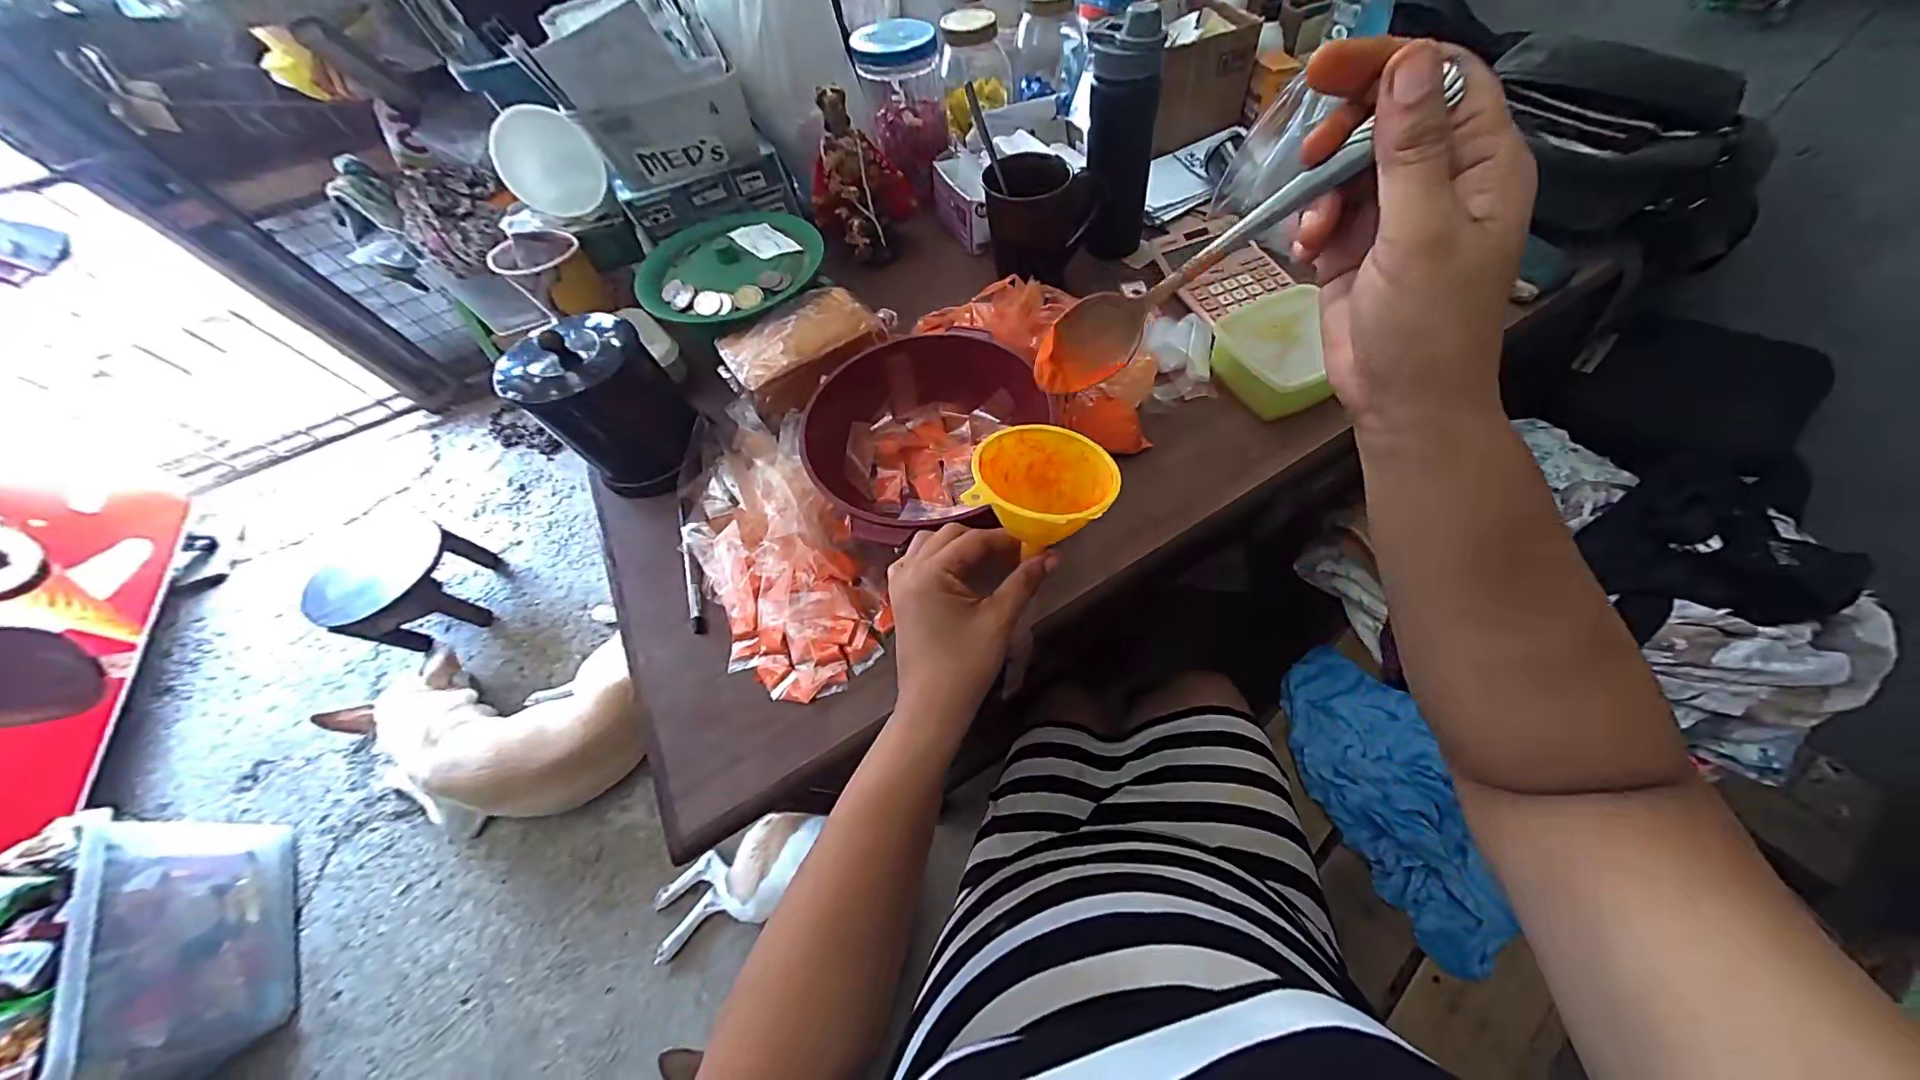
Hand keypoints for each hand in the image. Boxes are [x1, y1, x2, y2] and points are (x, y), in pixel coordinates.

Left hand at [887, 525, 1053, 727]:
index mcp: (929, 573)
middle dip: (982, 539)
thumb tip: (1051, 556)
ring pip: (929, 544)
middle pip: (948, 535)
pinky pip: (914, 562)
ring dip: (958, 545)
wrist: (932, 707)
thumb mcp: (998, 621)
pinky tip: (956, 571)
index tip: (1031, 544)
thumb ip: (1024, 583)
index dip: (1004, 539)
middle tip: (1014, 553)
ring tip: (988, 559)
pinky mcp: (900, 598)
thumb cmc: (965, 666)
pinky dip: (936, 557)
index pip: (971, 540)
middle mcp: (909, 570)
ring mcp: (899, 583)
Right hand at [1290, 39, 1535, 432]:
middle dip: (1343, 131)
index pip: (1441, 81)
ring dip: (1320, 188)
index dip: (1388, 64)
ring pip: (1348, 166)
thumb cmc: (1425, 326)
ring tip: (1314, 227)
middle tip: (1308, 154)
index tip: (1327, 71)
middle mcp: (1440, 180)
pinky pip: (1326, 212)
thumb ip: (1411, 151)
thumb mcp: (1420, 233)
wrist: (1399, 400)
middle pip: (1388, 117)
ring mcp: (1393, 216)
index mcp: (1481, 164)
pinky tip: (1309, 251)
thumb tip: (1405, 65)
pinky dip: (1311, 224)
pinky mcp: (1355, 248)